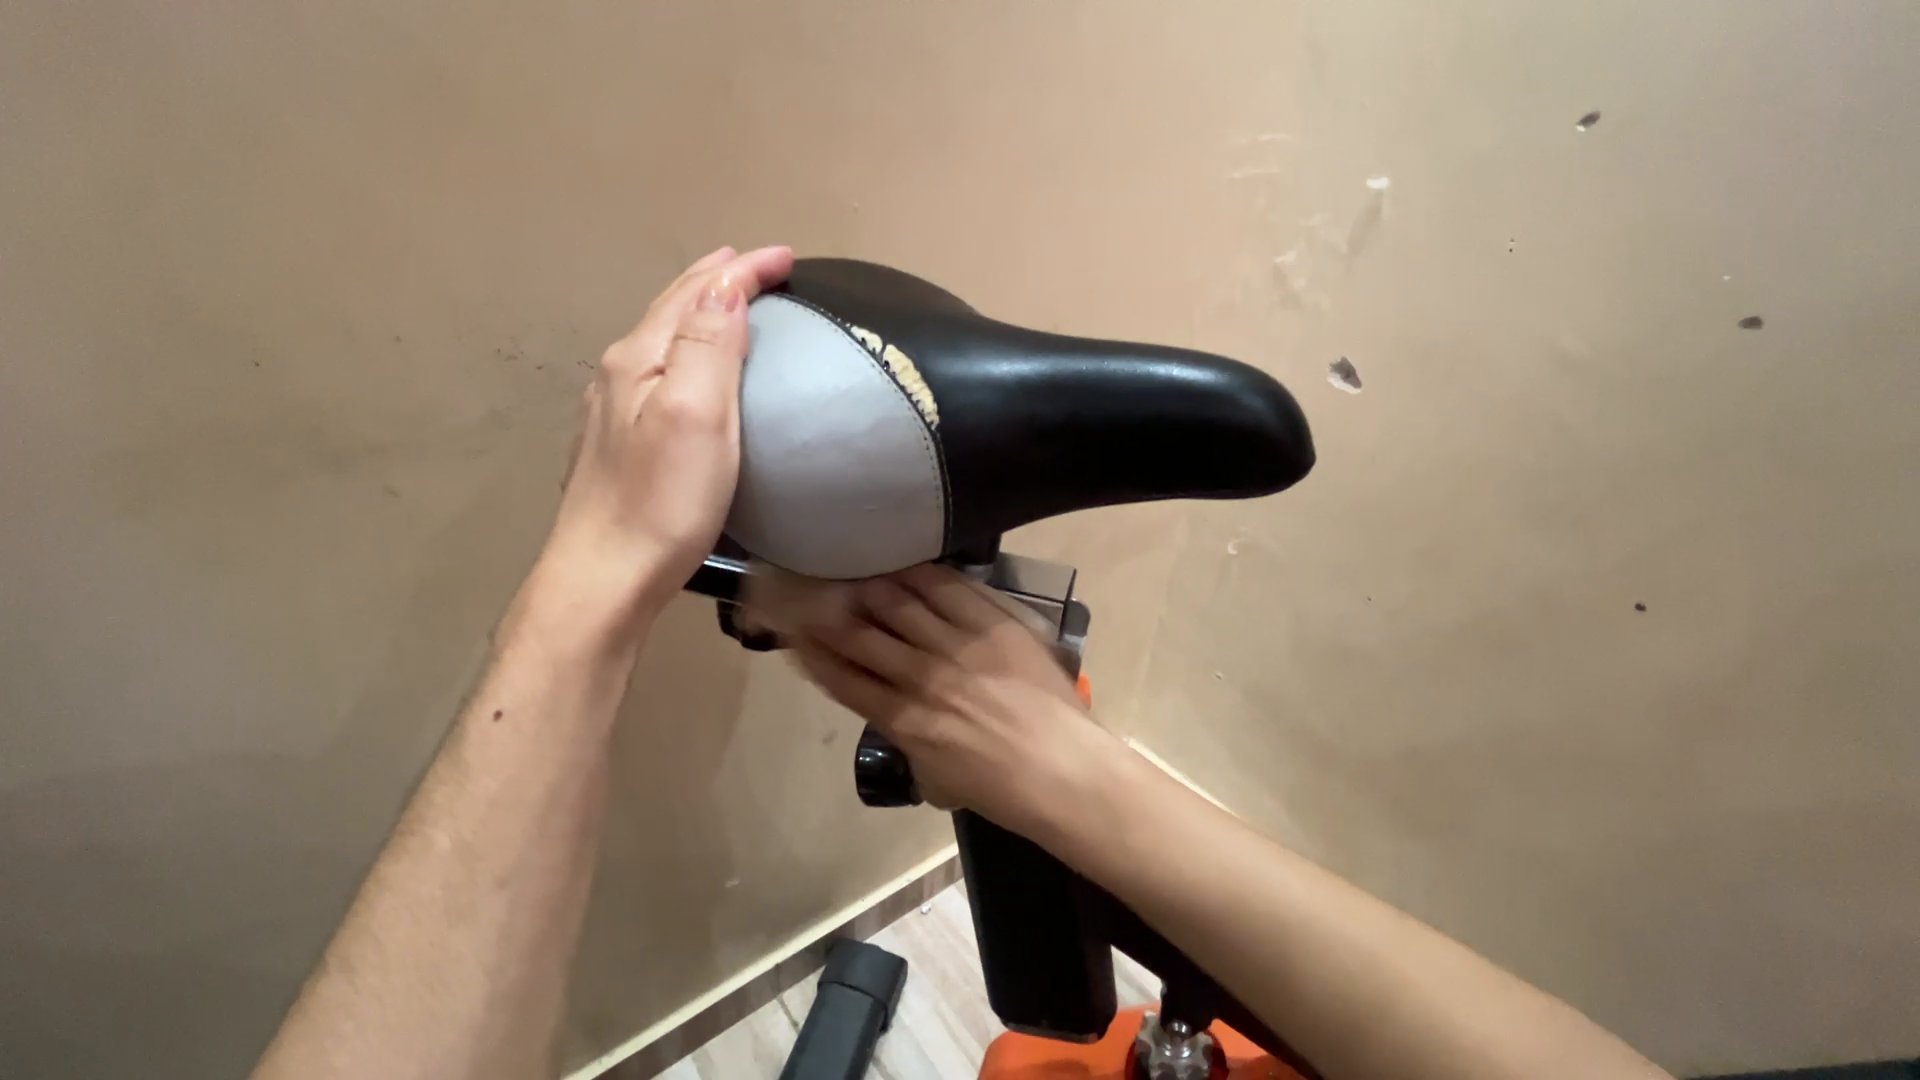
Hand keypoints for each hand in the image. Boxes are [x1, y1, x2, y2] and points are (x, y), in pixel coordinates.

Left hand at [526, 245, 793, 644]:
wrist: (605, 575)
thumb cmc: (663, 501)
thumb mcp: (697, 415)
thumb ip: (710, 345)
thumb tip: (726, 286)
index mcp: (642, 358)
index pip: (699, 292)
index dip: (744, 270)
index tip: (788, 257)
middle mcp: (620, 373)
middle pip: (672, 306)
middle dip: (718, 277)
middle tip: (758, 266)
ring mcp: (612, 408)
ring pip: (662, 337)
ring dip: (698, 309)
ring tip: (729, 300)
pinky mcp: (617, 441)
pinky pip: (657, 370)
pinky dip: (685, 348)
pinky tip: (691, 366)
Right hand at [791, 564, 1121, 835]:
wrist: (1063, 771)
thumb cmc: (1002, 789)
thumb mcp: (936, 777)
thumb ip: (908, 737)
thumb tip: (896, 710)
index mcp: (905, 720)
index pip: (844, 678)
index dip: (813, 653)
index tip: (794, 634)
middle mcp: (923, 676)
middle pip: (861, 635)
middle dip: (828, 614)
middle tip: (810, 594)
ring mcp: (959, 645)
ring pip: (900, 605)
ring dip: (869, 588)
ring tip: (852, 575)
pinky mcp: (995, 624)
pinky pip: (949, 589)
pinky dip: (921, 576)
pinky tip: (904, 567)